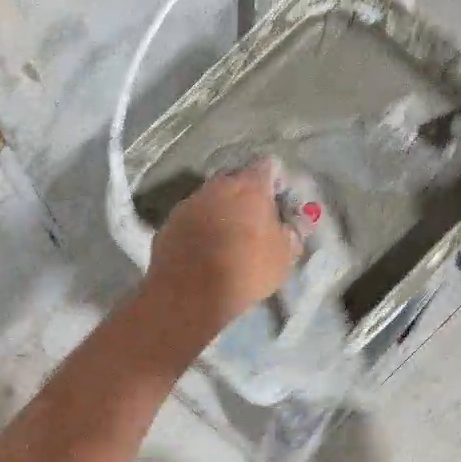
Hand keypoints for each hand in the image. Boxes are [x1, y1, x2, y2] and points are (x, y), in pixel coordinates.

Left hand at [145, 157, 302, 330]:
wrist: (189, 295)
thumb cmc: (245, 271)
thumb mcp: (283, 258)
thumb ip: (292, 235)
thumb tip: (292, 226)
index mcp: (249, 186)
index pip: (266, 166)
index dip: (274, 181)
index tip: (277, 200)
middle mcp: (217, 186)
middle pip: (234, 178)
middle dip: (243, 192)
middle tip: (252, 217)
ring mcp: (188, 203)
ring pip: (209, 197)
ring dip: (218, 209)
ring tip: (225, 235)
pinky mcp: (168, 223)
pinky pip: (189, 218)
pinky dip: (198, 226)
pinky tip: (201, 247)